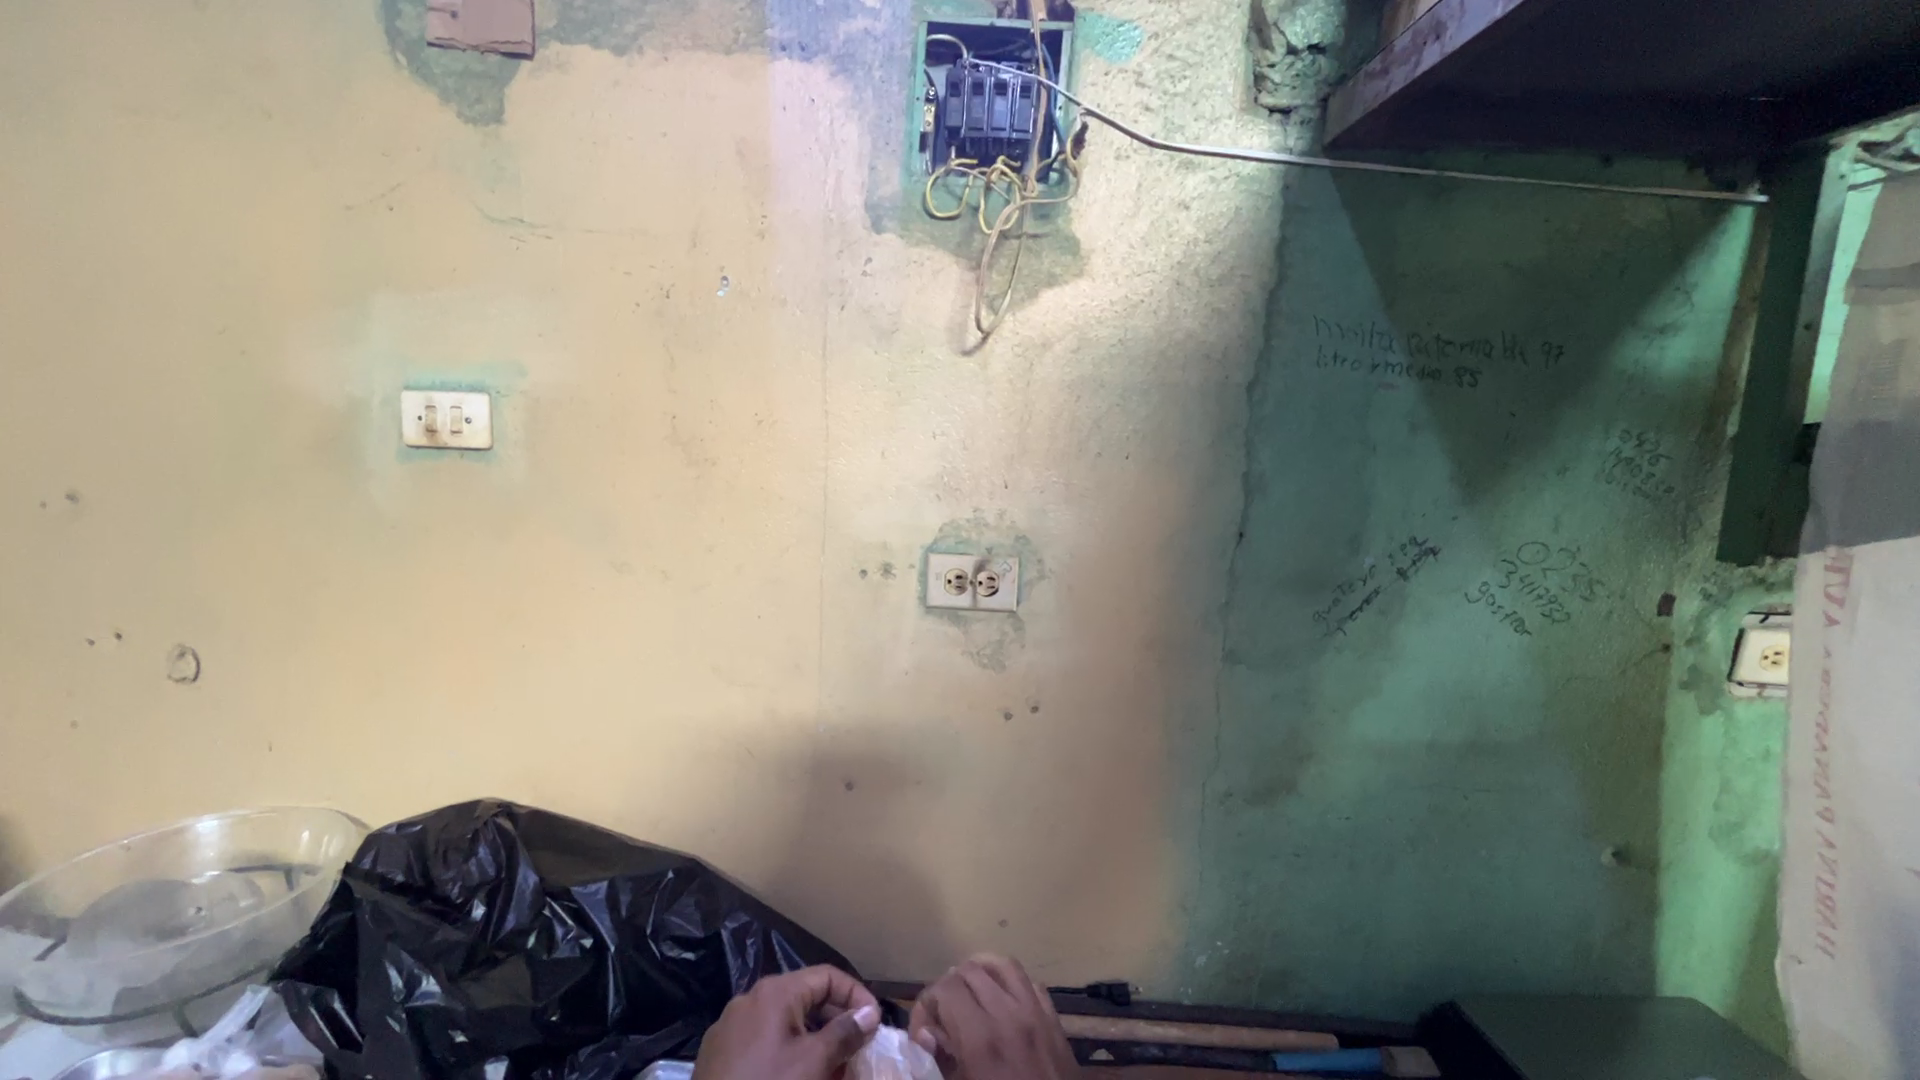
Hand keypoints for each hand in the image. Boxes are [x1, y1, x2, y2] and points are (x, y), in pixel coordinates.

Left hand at [693, 965, 880, 1079]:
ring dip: (815, 1041)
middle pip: (806, 999)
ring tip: (834, 1070)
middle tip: (859, 1051)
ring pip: (786, 1024)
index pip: (827, 977)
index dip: (857, 995)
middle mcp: (750, 1000)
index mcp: (774, 992)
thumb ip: (845, 1033)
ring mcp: (731, 1028)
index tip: (875, 1025)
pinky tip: (800, 1078)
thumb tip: (870, 1013)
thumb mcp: (813, 1064)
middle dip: (837, 1022)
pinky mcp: (719, 1056)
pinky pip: (764, 1043)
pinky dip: (788, 1054)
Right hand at [907, 955, 1075, 1079]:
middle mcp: (1009, 1016)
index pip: (945, 989)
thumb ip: (938, 1063)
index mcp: (982, 1040)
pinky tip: (1002, 1006)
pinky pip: (1031, 984)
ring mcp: (1037, 1015)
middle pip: (970, 970)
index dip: (925, 1004)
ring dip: (981, 973)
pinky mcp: (1055, 1023)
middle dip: (948, 987)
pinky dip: (1012, 985)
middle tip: (941, 1017)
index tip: (921, 1032)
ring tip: (968, 995)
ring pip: (1004, 965)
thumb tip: (926, 1035)